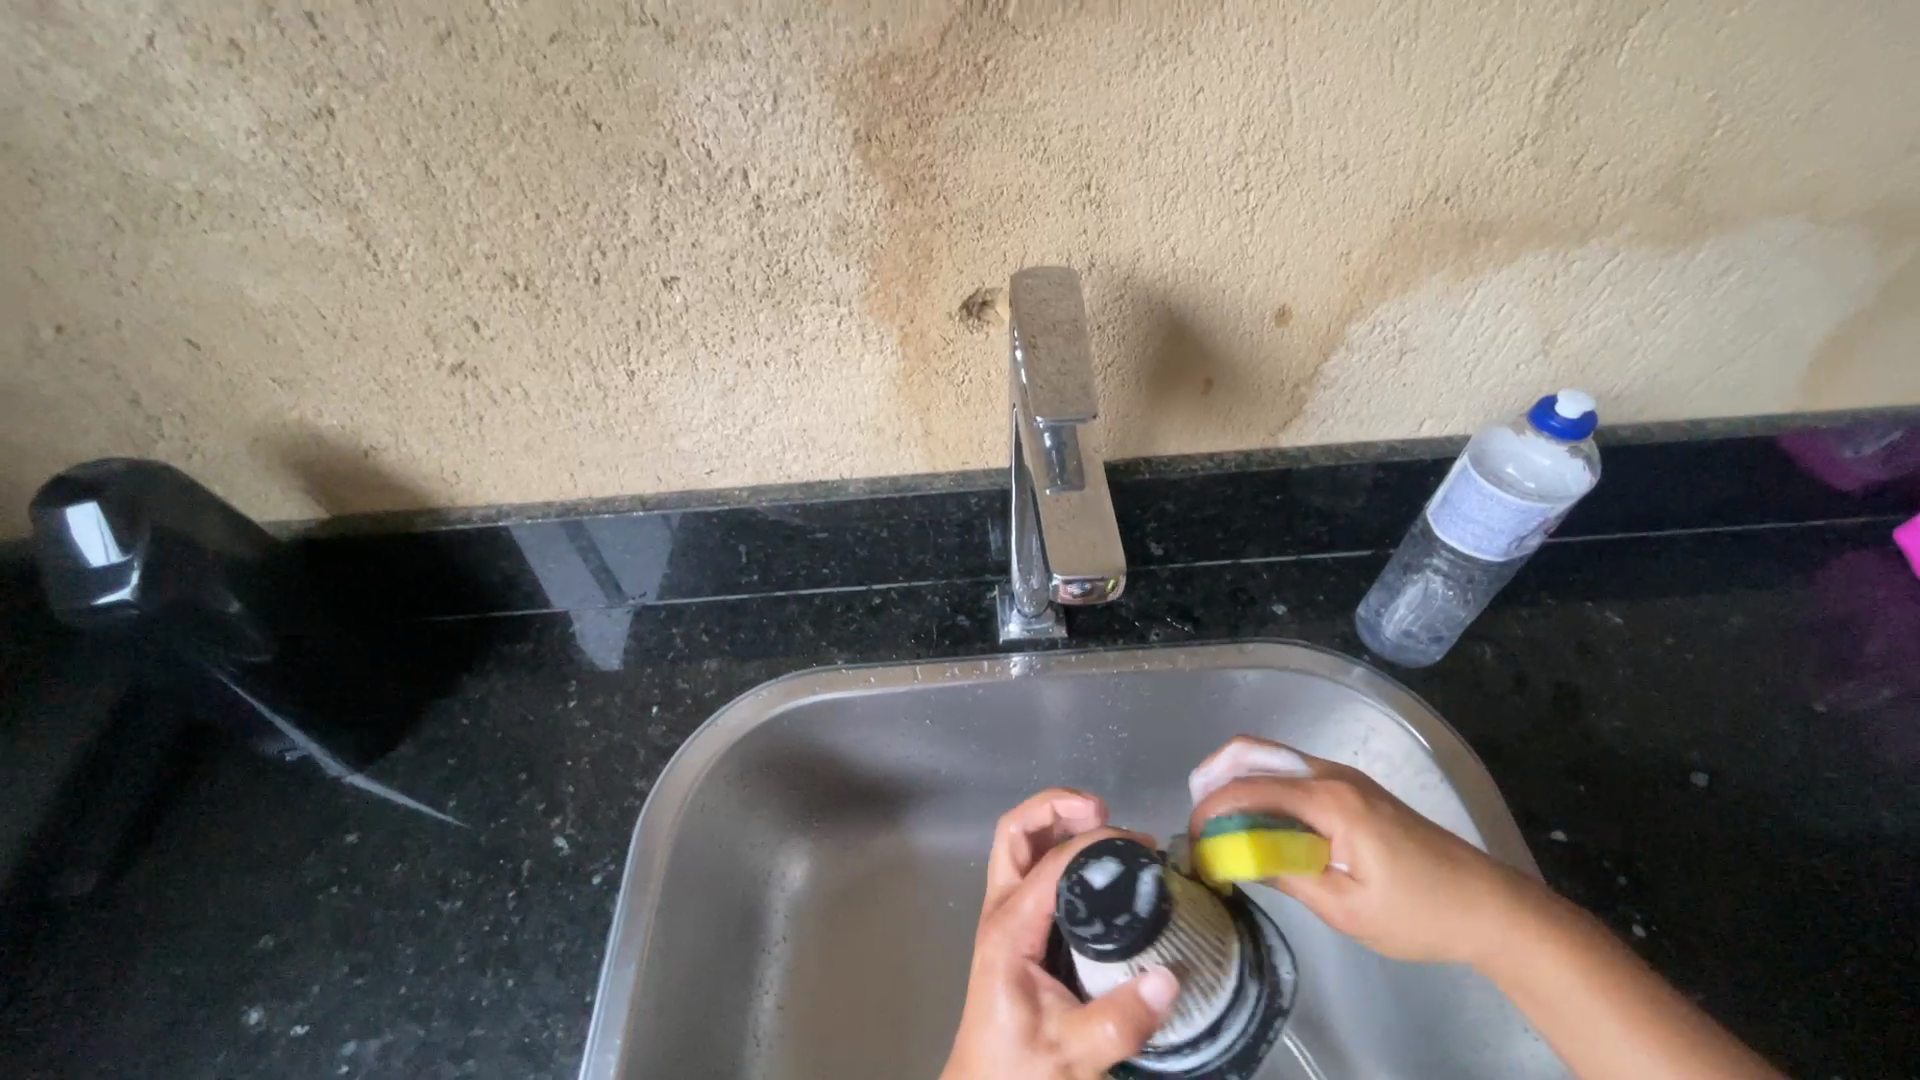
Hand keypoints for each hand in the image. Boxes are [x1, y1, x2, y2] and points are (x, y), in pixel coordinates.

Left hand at [940, 789, 1180, 1079]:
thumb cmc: (1018, 1069)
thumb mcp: (1073, 1055)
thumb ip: (1120, 1022)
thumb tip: (1169, 979)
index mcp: (1010, 928)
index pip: (1049, 862)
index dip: (1091, 842)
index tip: (1137, 845)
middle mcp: (1002, 909)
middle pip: (1016, 832)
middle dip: (1056, 807)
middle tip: (1104, 811)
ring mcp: (1005, 914)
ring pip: (1020, 843)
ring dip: (1057, 821)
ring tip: (1107, 826)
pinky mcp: (1016, 925)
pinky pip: (1032, 867)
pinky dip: (1060, 847)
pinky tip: (1098, 863)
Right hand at [1187, 736, 1545, 966]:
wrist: (1491, 907)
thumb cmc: (1420, 914)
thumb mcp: (1345, 908)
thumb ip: (1285, 874)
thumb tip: (1231, 856)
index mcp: (1330, 800)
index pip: (1250, 787)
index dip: (1211, 808)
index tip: (1192, 839)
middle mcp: (1331, 774)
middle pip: (1253, 751)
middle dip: (1212, 776)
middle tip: (1194, 818)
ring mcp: (1343, 777)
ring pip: (1270, 758)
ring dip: (1234, 780)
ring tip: (1215, 823)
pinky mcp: (1351, 790)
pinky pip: (1290, 774)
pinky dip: (1260, 787)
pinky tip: (1255, 822)